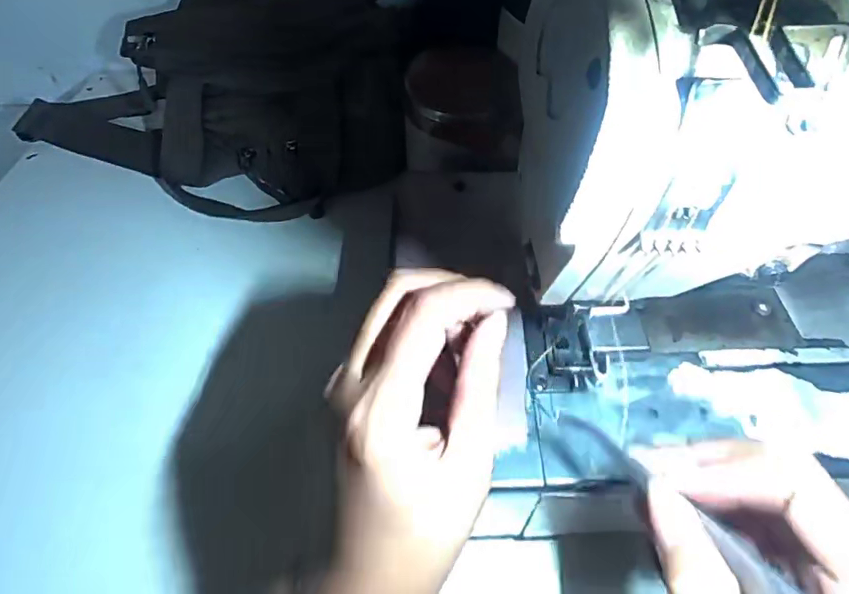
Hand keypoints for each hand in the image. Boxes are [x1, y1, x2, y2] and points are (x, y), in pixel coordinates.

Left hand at [321, 270, 514, 593]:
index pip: (421, 314)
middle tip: (490, 308)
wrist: (366, 574)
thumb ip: (479, 384)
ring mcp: (342, 381)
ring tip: (474, 337)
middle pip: (396, 291)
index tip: (506, 301)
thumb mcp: (468, 466)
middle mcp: (351, 383)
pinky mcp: (347, 384)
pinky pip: (385, 327)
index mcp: (381, 410)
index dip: (470, 292)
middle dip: (451, 283)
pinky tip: (450, 356)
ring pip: (388, 302)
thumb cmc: (423, 533)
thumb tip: (493, 320)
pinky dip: (423, 322)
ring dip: (437, 301)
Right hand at [641, 440, 848, 593]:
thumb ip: (699, 576)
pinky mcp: (814, 586)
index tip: (663, 478)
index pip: (799, 484)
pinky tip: (685, 507)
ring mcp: (842, 575)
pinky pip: (769, 529)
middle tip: (651, 467)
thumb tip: (657, 491)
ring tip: (658, 479)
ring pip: (776, 496)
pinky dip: (722, 511)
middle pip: (788, 478)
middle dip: (712, 466)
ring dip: (712, 481)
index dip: (728, 470)